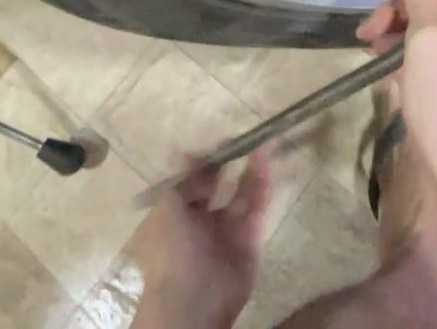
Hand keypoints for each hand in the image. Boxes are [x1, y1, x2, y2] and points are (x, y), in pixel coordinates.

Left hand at [127, 151, 271, 328]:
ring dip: (252, 168)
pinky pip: (258, 205)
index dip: (203, 163)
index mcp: (176, 216)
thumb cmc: (173, 248)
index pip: (191, 183)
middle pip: (218, 186)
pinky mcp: (251, 235)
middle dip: (229, 164)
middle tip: (242, 138)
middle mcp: (202, 221)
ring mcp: (228, 228)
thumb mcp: (169, 206)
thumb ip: (184, 179)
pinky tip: (267, 160)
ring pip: (242, 192)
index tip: (217, 142)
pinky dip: (264, 183)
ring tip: (263, 142)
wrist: (195, 297)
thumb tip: (187, 151)